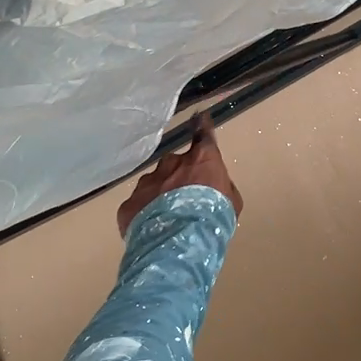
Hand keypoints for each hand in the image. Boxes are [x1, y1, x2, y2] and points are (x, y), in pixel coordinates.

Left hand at [116, 112, 243, 235]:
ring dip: (159, 195)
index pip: (203, 134)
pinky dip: (142, 214)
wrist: (178, 244)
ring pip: (154, 183)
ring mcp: (147, 182)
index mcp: (201, 159)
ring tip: (164, 219)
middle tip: (182, 199)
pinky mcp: (128, 205)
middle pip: (174, 163)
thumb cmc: (213, 218)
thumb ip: (223, 187)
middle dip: (177, 176)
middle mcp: (172, 163)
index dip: (201, 125)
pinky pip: (136, 206)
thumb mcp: (231, 202)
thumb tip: (216, 185)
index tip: (198, 116)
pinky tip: (150, 230)